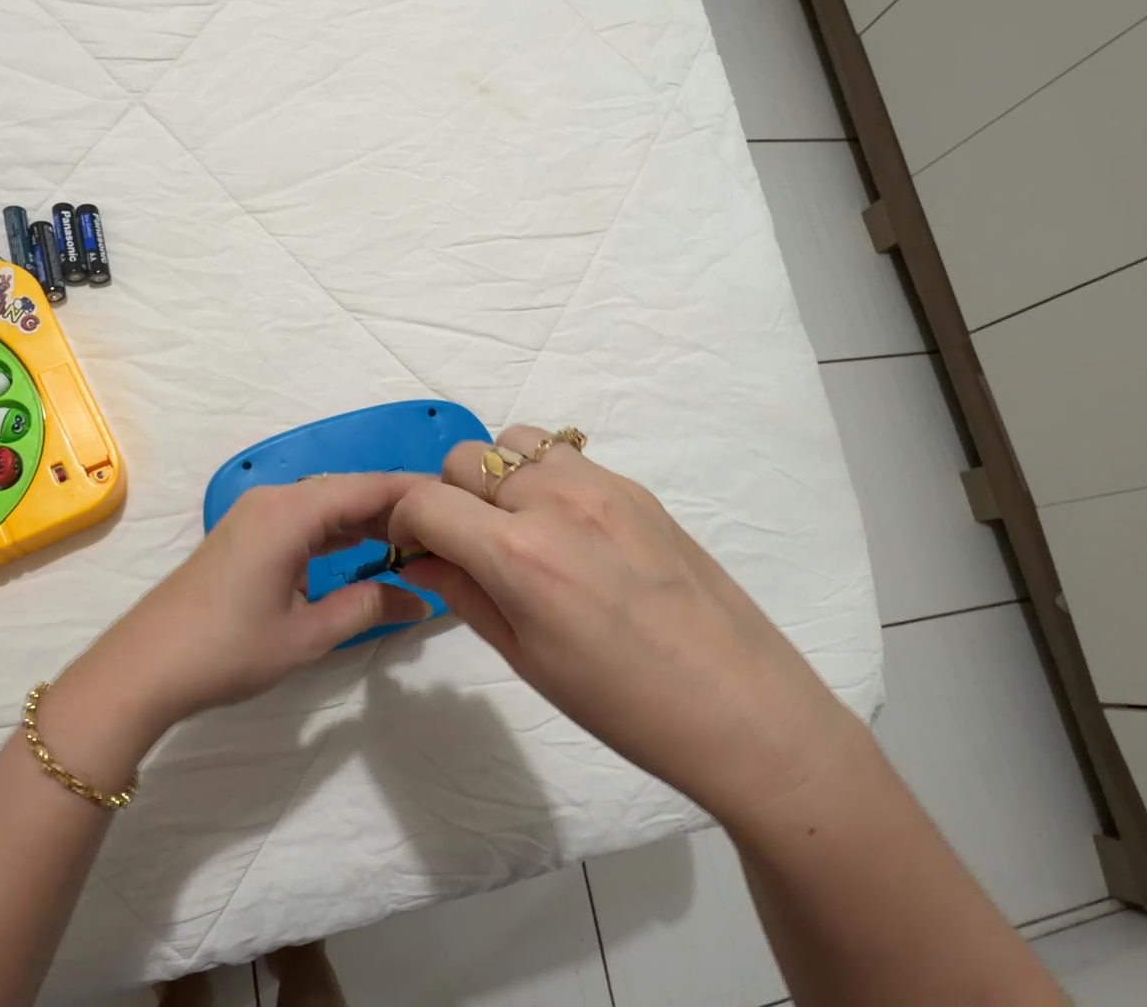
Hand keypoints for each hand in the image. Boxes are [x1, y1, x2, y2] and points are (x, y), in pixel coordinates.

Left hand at [58, 473, 434, 742]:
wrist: (144, 667)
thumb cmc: (227, 650)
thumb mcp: (308, 635)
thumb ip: (368, 607)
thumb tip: (421, 600)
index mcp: (291, 512)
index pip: (369, 488)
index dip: (418, 493)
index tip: (462, 503)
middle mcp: (274, 500)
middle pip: (349, 491)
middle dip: (398, 508)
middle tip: (450, 528)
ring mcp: (255, 515)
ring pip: (326, 505)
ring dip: (368, 522)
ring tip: (419, 540)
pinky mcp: (245, 534)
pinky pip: (304, 521)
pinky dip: (337, 533)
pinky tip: (364, 550)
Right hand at [387, 426, 861, 823]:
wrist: (742, 707)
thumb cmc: (621, 705)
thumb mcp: (525, 656)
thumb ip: (462, 593)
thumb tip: (416, 558)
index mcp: (520, 555)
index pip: (426, 502)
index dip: (404, 524)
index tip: (413, 550)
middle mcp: (556, 501)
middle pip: (464, 459)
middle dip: (447, 498)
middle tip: (465, 547)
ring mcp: (602, 484)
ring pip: (514, 440)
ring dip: (496, 476)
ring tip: (515, 529)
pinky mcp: (636, 486)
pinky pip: (564, 455)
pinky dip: (541, 477)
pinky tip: (566, 531)